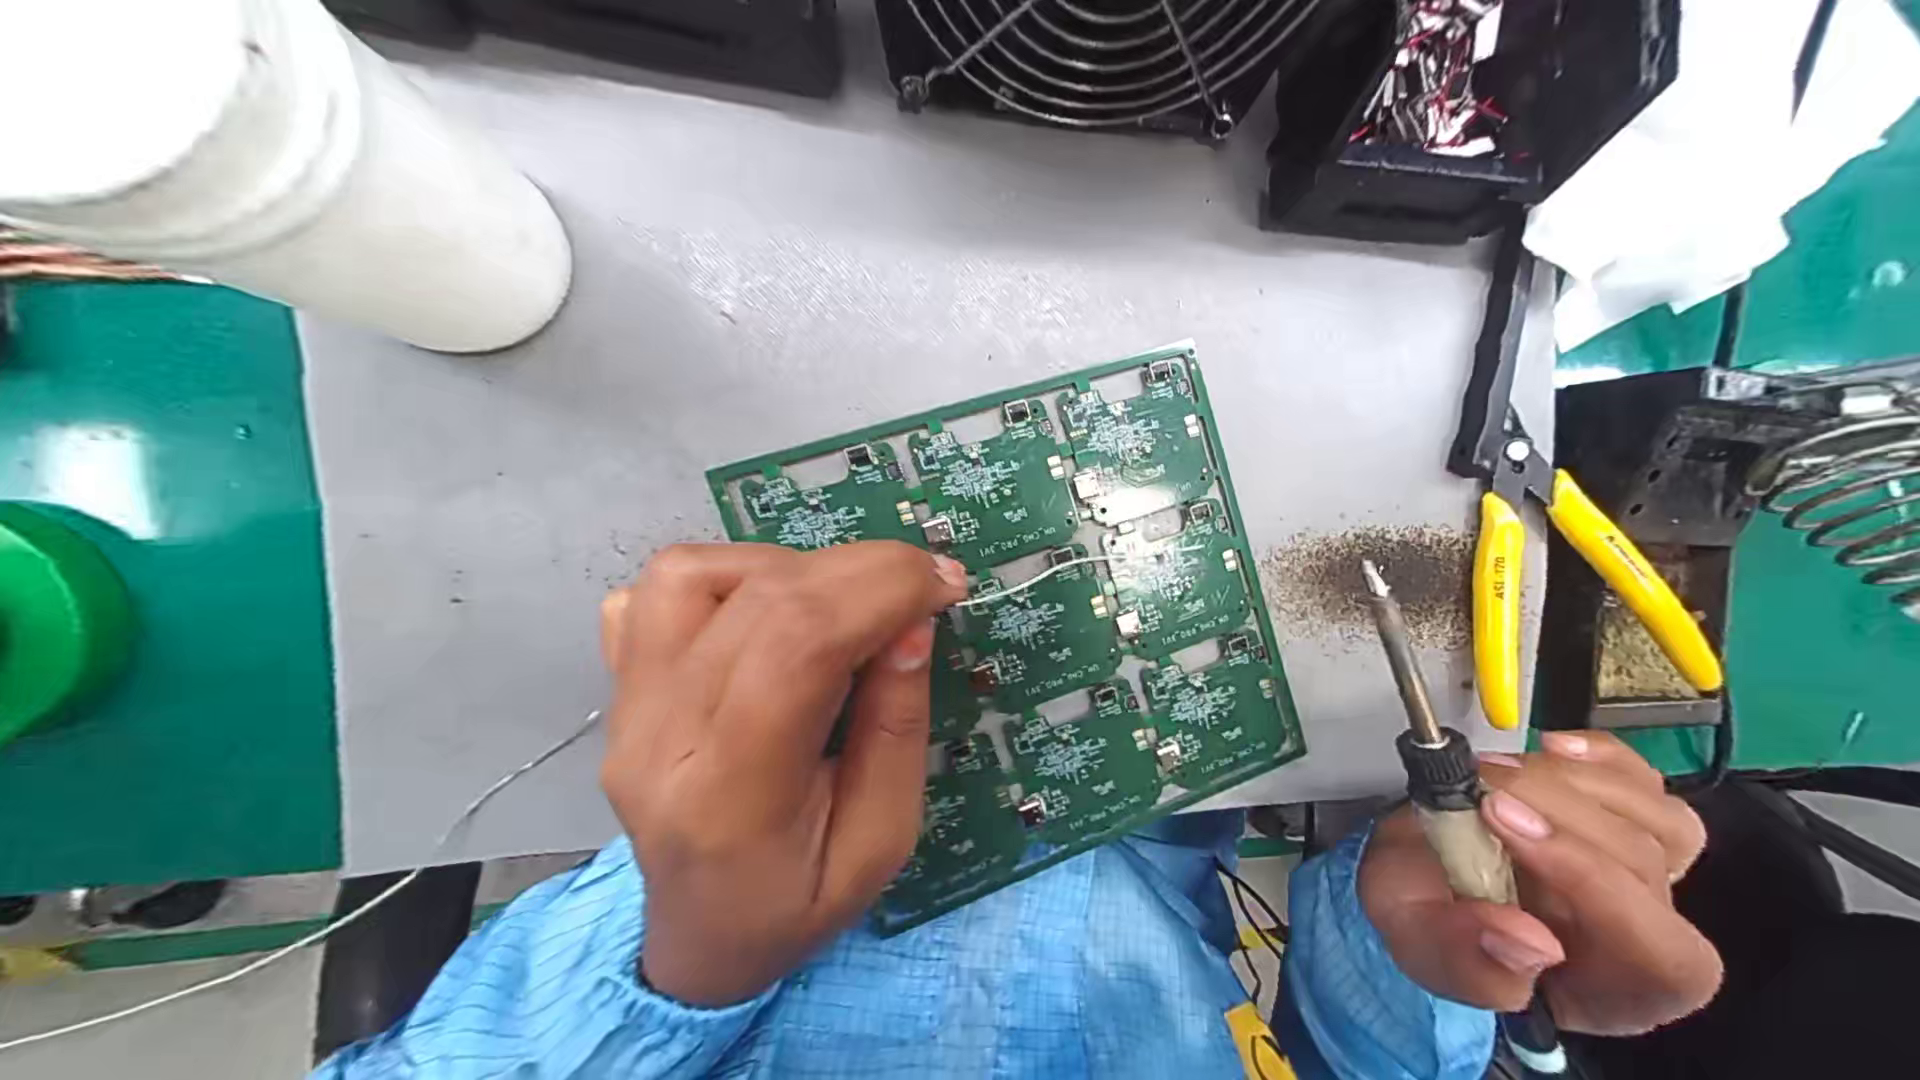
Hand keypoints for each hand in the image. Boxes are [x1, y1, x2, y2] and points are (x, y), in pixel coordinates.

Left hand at [598, 541, 967, 1005]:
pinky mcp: (620, 684)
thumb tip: (911, 624)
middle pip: (760, 600)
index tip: (944, 583)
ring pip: (694, 573)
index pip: (798, 649)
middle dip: (861, 568)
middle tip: (918, 581)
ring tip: (837, 603)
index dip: (882, 592)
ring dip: (788, 567)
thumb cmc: (797, 903)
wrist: (700, 936)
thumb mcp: (883, 842)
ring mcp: (626, 704)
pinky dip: (729, 574)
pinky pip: (660, 589)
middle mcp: (659, 737)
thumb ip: (899, 730)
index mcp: (731, 797)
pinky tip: (768, 613)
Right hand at [1360, 730, 1722, 1034]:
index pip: (1653, 943)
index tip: (1497, 819)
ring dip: (1568, 780)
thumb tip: (1528, 941)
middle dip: (1550, 808)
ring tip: (1492, 771)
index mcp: (1616, 983)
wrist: (1421, 877)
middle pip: (1640, 859)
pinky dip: (1601, 756)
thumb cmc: (1429, 917)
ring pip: (1656, 817)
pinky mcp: (1620, 817)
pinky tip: (1550, 749)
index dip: (1584, 875)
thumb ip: (1465, 961)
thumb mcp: (1417, 945)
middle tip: (1474, 787)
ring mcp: (1644, 869)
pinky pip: (1643, 780)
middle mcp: (1650, 929)